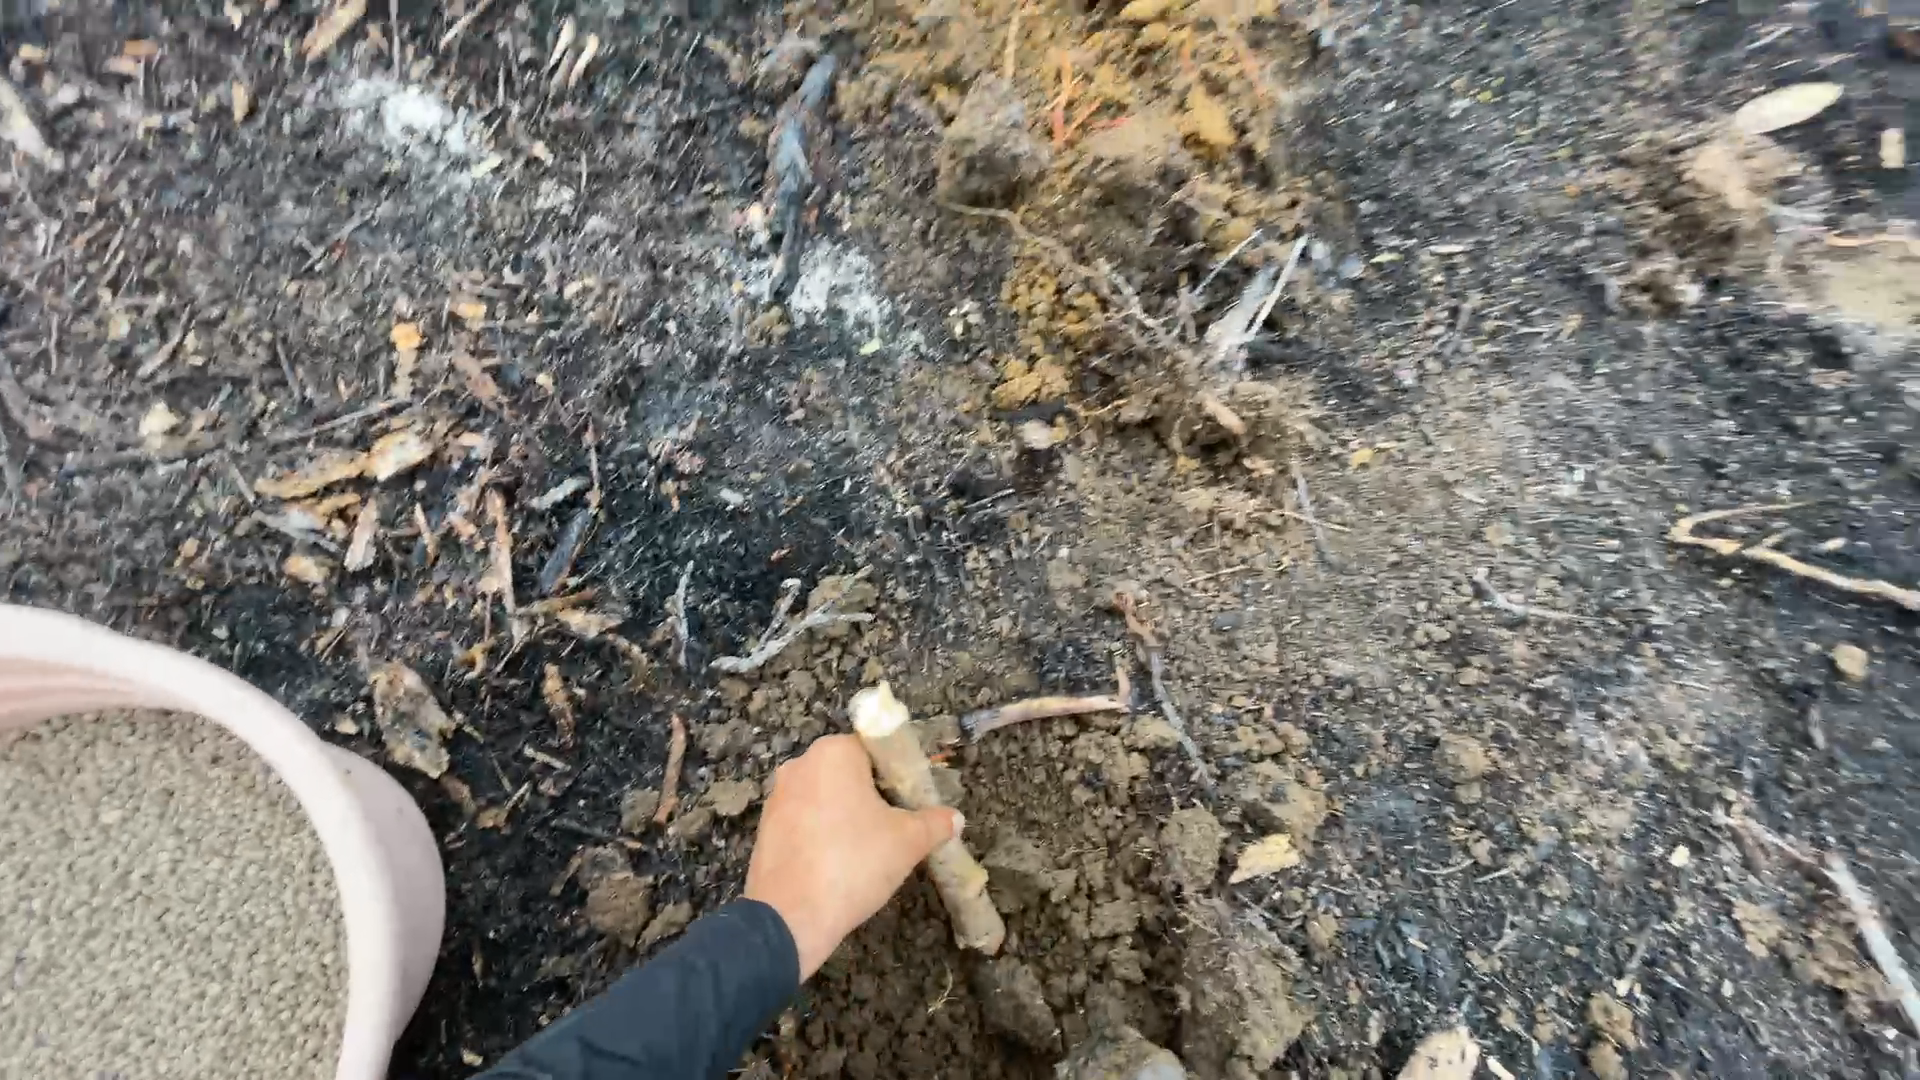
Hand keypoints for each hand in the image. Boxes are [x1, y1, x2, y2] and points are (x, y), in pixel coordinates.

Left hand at [744, 734, 961, 978]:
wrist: (789, 919)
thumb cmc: (853, 863)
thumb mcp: (907, 842)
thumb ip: (934, 823)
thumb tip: (955, 819)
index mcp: (834, 752)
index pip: (875, 748)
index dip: (898, 772)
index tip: (913, 798)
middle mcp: (801, 764)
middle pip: (849, 771)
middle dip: (873, 794)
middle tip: (897, 824)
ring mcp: (778, 796)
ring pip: (825, 796)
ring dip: (847, 814)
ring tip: (870, 847)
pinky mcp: (765, 828)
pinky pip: (805, 820)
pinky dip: (823, 833)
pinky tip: (839, 862)